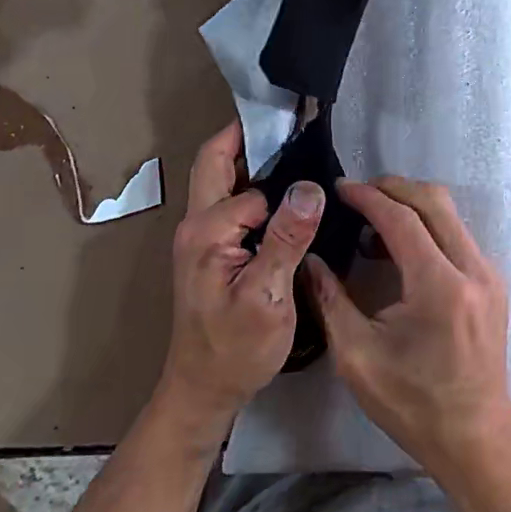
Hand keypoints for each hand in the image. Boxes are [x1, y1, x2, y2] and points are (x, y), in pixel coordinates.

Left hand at [161, 122, 325, 423]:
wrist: (204, 389)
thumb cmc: (236, 348)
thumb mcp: (267, 296)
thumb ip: (286, 238)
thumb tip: (309, 187)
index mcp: (206, 231)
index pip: (249, 184)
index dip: (282, 167)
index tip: (314, 138)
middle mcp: (196, 225)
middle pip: (216, 162)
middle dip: (250, 136)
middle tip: (296, 122)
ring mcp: (201, 237)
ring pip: (223, 179)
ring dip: (252, 158)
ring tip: (299, 148)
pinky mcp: (211, 249)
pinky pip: (231, 201)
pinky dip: (255, 185)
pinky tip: (289, 192)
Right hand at [305, 177, 510, 471]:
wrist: (474, 434)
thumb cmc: (412, 403)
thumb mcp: (357, 356)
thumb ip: (331, 300)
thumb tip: (311, 258)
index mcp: (439, 286)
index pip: (403, 219)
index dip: (369, 197)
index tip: (341, 187)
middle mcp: (472, 269)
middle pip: (435, 202)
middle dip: (394, 188)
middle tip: (358, 194)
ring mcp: (488, 274)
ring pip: (450, 215)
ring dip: (412, 206)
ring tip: (372, 221)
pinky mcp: (491, 282)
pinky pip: (457, 235)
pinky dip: (428, 227)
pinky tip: (398, 248)